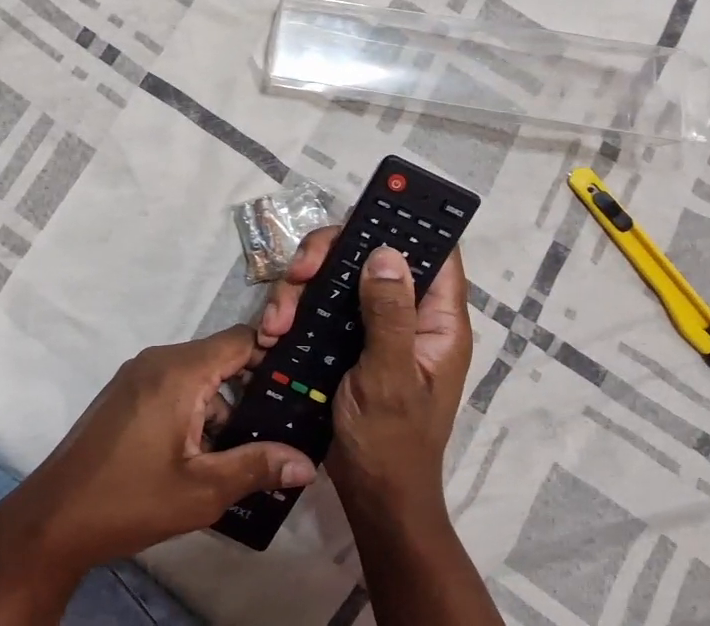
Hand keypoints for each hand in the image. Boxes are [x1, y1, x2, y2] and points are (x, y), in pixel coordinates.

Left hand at [0, 328, 317, 623]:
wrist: (56, 517)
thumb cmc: (131, 498)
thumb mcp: (203, 490)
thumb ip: (256, 468)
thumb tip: (307, 462)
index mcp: (178, 371)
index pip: (240, 340)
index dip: (276, 354)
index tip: (307, 379)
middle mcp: (157, 362)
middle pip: (221, 361)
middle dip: (256, 392)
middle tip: (293, 426)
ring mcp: (137, 379)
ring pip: (199, 381)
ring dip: (226, 411)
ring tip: (260, 451)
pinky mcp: (126, 398)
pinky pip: (175, 392)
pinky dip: (198, 415)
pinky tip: (215, 456)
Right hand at [258, 229, 473, 503]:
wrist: (370, 497)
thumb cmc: (392, 443)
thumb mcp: (391, 377)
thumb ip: (390, 315)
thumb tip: (386, 252)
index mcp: (436, 321)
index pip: (433, 253)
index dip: (404, 223)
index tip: (362, 213)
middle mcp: (406, 316)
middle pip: (370, 256)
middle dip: (328, 257)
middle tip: (298, 272)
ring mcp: (371, 329)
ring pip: (336, 280)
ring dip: (300, 290)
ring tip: (275, 322)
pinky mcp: (343, 343)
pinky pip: (316, 309)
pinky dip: (292, 314)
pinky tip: (272, 335)